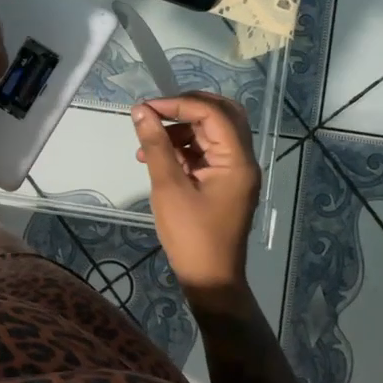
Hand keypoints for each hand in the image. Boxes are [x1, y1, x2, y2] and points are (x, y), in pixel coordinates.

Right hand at [132, 93, 261, 290]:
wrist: (209, 278)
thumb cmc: (190, 235)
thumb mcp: (168, 187)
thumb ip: (156, 146)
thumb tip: (141, 111)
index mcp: (237, 161)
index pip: (213, 113)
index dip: (179, 104)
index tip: (146, 109)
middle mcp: (242, 160)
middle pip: (220, 115)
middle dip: (185, 108)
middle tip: (155, 113)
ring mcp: (234, 171)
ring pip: (211, 132)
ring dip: (179, 129)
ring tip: (147, 143)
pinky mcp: (223, 182)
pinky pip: (205, 152)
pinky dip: (181, 148)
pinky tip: (155, 158)